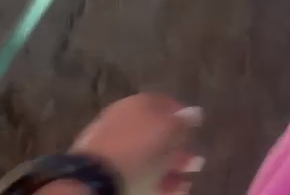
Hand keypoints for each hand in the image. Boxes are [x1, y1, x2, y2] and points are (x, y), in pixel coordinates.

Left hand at [60, 94, 203, 194]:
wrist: (93, 184)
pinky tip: (173, 191)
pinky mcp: (103, 176)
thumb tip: (195, 113)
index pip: (166, 104)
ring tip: (186, 182)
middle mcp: (123, 122)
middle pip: (156, 134)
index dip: (184, 117)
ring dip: (169, 169)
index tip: (197, 131)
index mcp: (138, 103)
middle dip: (178, 149)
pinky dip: (154, 182)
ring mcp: (111, 150)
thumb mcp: (171, 130)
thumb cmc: (138, 149)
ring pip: (147, 158)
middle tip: (195, 162)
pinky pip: (135, 175)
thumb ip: (185, 121)